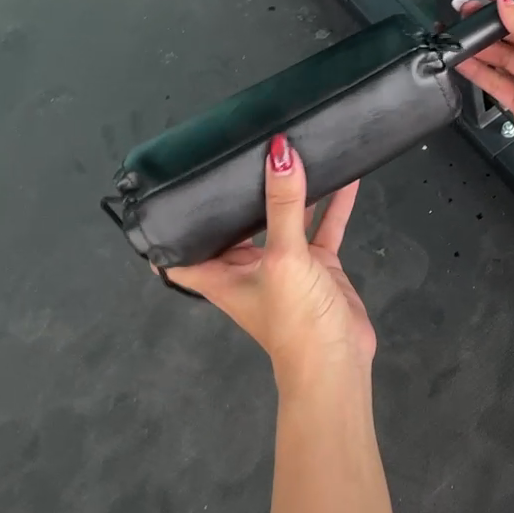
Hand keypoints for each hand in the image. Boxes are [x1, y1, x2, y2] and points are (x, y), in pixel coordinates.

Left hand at [164, 135, 375, 381]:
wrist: (338, 361)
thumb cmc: (293, 316)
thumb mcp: (283, 257)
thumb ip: (284, 205)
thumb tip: (280, 152)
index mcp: (221, 274)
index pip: (181, 252)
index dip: (172, 226)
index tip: (168, 190)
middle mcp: (247, 267)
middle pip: (237, 225)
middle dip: (240, 193)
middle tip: (241, 151)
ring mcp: (286, 265)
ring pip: (285, 219)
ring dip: (290, 192)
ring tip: (294, 151)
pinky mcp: (318, 266)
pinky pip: (323, 227)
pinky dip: (333, 205)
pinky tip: (346, 177)